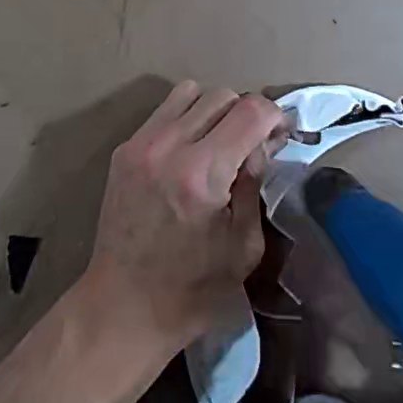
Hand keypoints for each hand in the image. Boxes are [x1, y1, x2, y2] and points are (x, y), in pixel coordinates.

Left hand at [84, 81, 285, 347]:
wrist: (121, 310)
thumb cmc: (192, 289)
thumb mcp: (245, 245)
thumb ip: (255, 183)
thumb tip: (260, 144)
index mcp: (202, 175)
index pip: (251, 111)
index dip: (275, 116)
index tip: (281, 135)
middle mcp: (169, 148)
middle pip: (224, 96)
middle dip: (247, 115)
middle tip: (252, 145)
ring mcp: (141, 145)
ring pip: (193, 92)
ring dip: (215, 111)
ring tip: (219, 142)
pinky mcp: (124, 150)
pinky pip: (166, 110)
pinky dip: (187, 118)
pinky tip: (190, 150)